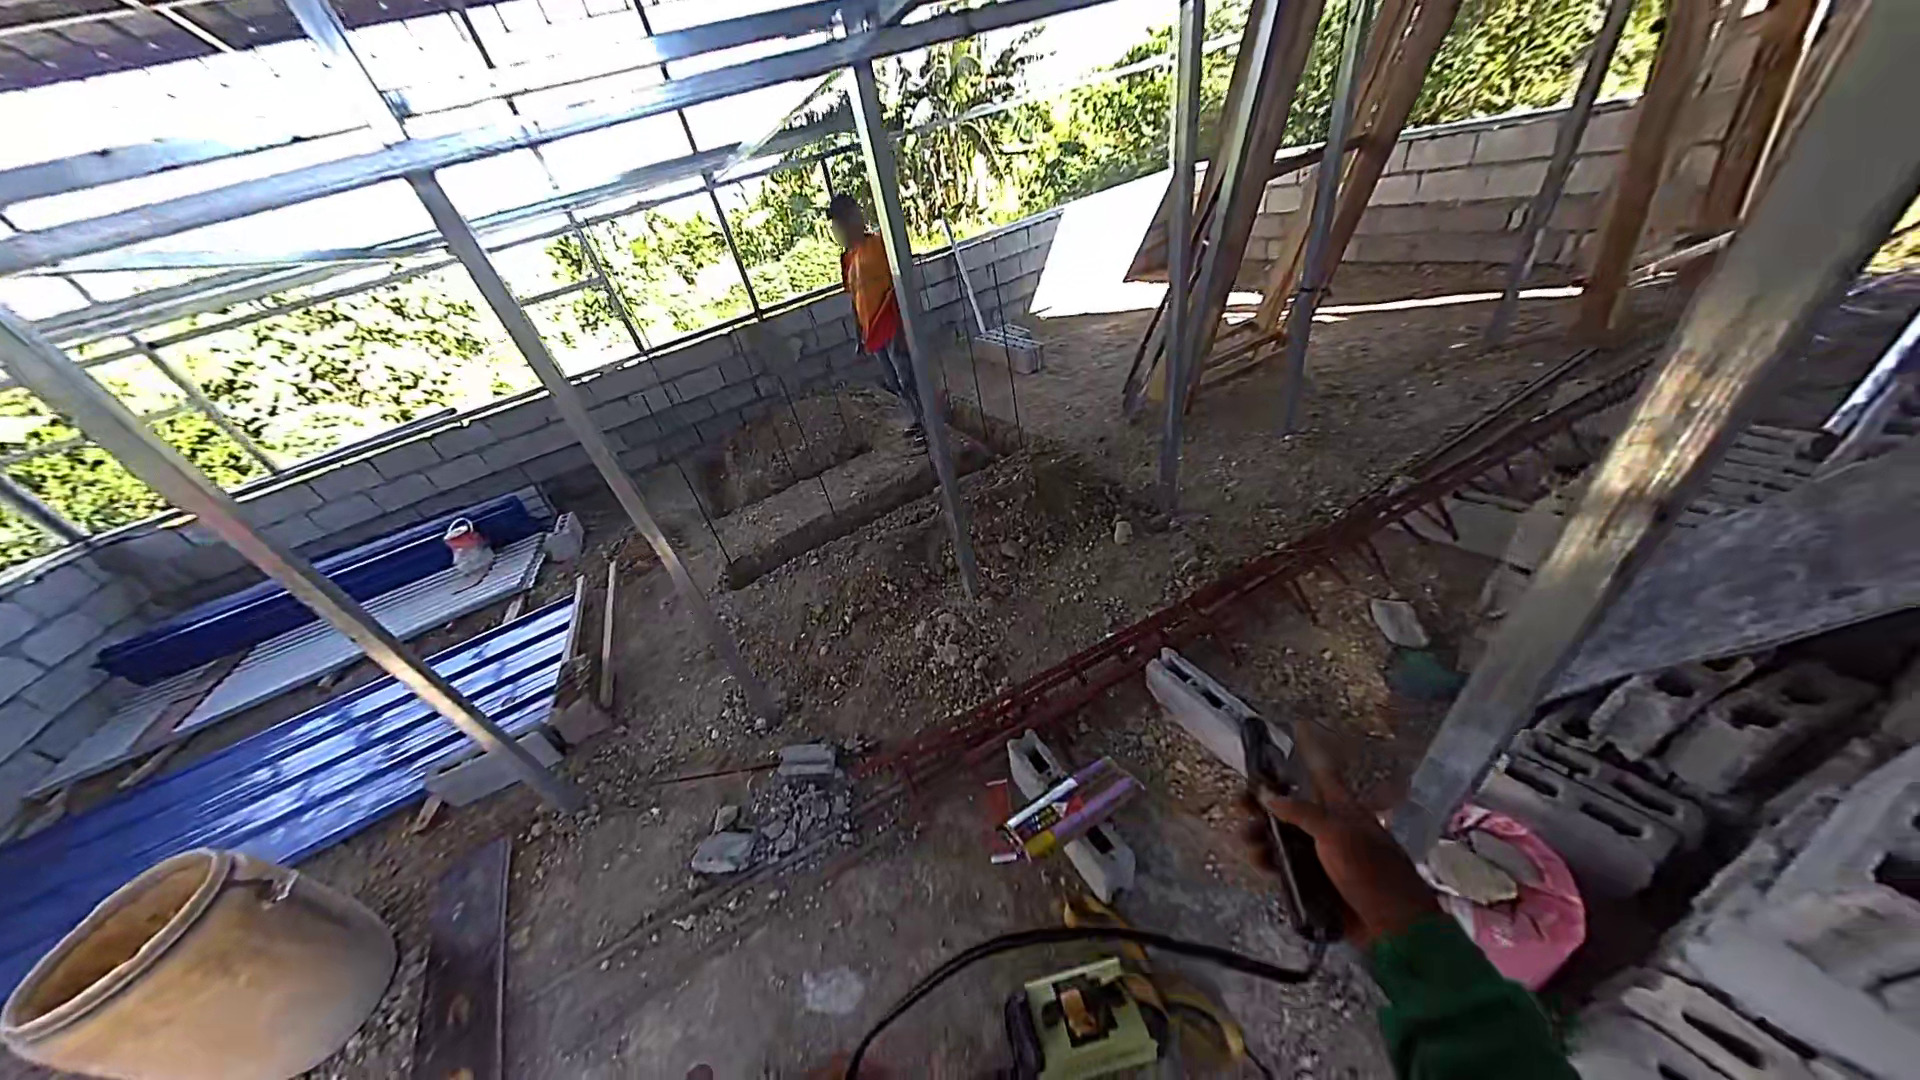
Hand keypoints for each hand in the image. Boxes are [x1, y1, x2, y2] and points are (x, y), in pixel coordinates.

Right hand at [1254, 725, 1435, 947]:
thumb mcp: (1337, 836)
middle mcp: (1331, 827)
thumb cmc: (1372, 874)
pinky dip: (1270, 862)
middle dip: (1264, 802)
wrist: (1396, 932)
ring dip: (1262, 835)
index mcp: (1342, 809)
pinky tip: (1259, 862)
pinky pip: (1285, 865)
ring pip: (1283, 836)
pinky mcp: (1317, 883)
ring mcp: (1323, 856)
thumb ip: (1301, 812)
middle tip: (1241, 801)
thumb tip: (1267, 795)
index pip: (1322, 770)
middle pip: (1291, 805)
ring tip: (1247, 840)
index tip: (1297, 723)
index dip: (1310, 747)